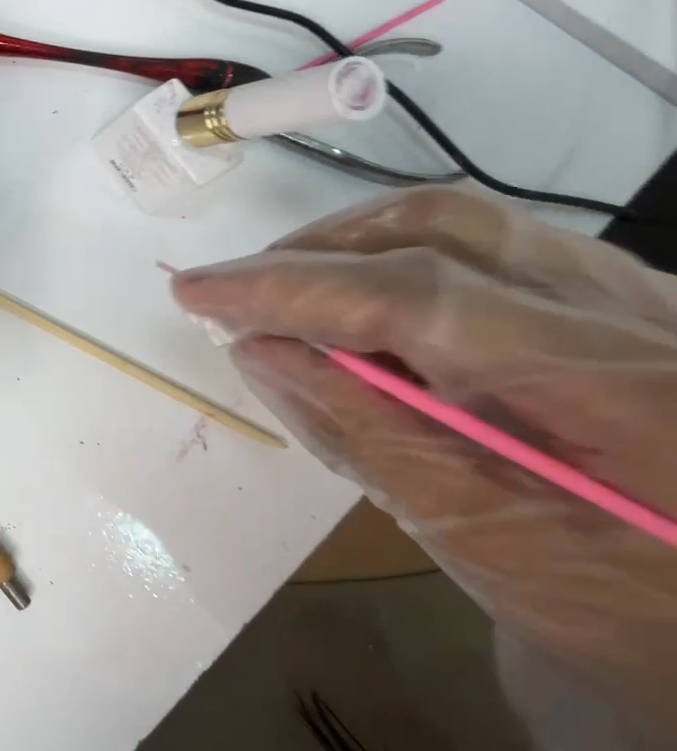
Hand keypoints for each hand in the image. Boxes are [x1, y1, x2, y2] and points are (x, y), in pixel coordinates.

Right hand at [173, 187, 676, 733]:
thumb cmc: (611, 604)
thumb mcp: (479, 535)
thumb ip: (363, 433)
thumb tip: (254, 346)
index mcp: (620, 387)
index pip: (421, 297)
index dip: (294, 287)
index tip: (195, 292)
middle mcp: (641, 314)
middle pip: (446, 227)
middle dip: (317, 251)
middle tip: (241, 295)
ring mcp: (640, 295)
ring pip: (466, 222)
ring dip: (352, 247)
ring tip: (292, 294)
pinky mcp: (621, 298)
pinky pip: (488, 244)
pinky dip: (400, 258)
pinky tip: (366, 304)